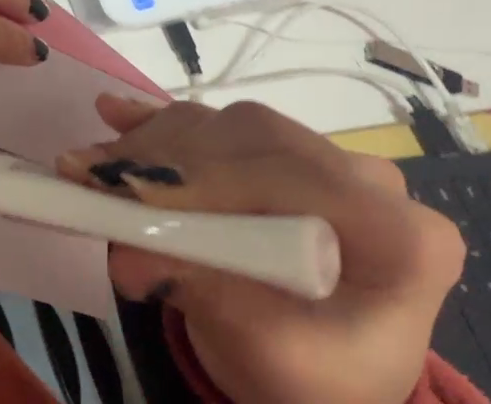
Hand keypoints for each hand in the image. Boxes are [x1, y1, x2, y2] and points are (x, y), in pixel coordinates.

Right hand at [58, 96, 465, 403]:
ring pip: (220, 125)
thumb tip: (125, 255)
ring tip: (85, 170)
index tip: (133, 195)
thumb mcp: (270, 352)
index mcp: (404, 235)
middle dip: (164, 159)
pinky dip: (152, 122)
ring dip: (146, 144)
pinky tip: (111, 114)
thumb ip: (208, 295)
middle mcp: (367, 182)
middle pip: (253, 139)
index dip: (213, 178)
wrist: (318, 377)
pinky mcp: (269, 154)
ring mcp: (318, 160)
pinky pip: (208, 124)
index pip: (302, 177)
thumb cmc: (312, 376)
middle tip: (91, 180)